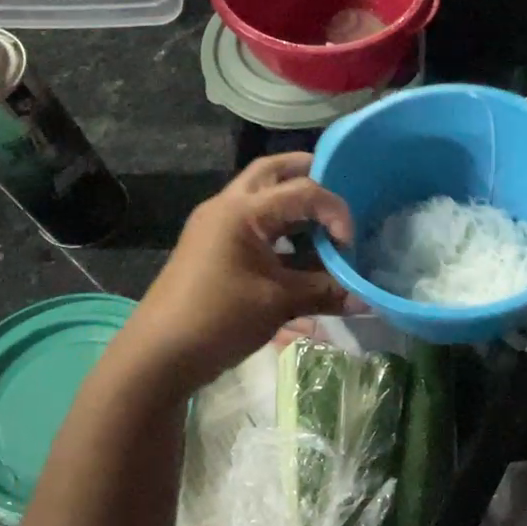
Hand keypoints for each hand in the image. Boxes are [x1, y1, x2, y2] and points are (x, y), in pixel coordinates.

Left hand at [112, 153, 353, 397]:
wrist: (160, 354)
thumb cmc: (219, 319)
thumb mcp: (279, 303)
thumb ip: (325, 293)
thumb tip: (366, 299)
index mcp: (242, 211)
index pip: (302, 191)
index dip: (335, 211)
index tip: (350, 244)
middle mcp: (227, 206)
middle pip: (273, 171)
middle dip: (310, 174)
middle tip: (343, 188)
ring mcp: (216, 225)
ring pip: (261, 194)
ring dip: (294, 200)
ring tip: (326, 218)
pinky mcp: (214, 246)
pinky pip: (254, 221)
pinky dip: (281, 225)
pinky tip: (302, 248)